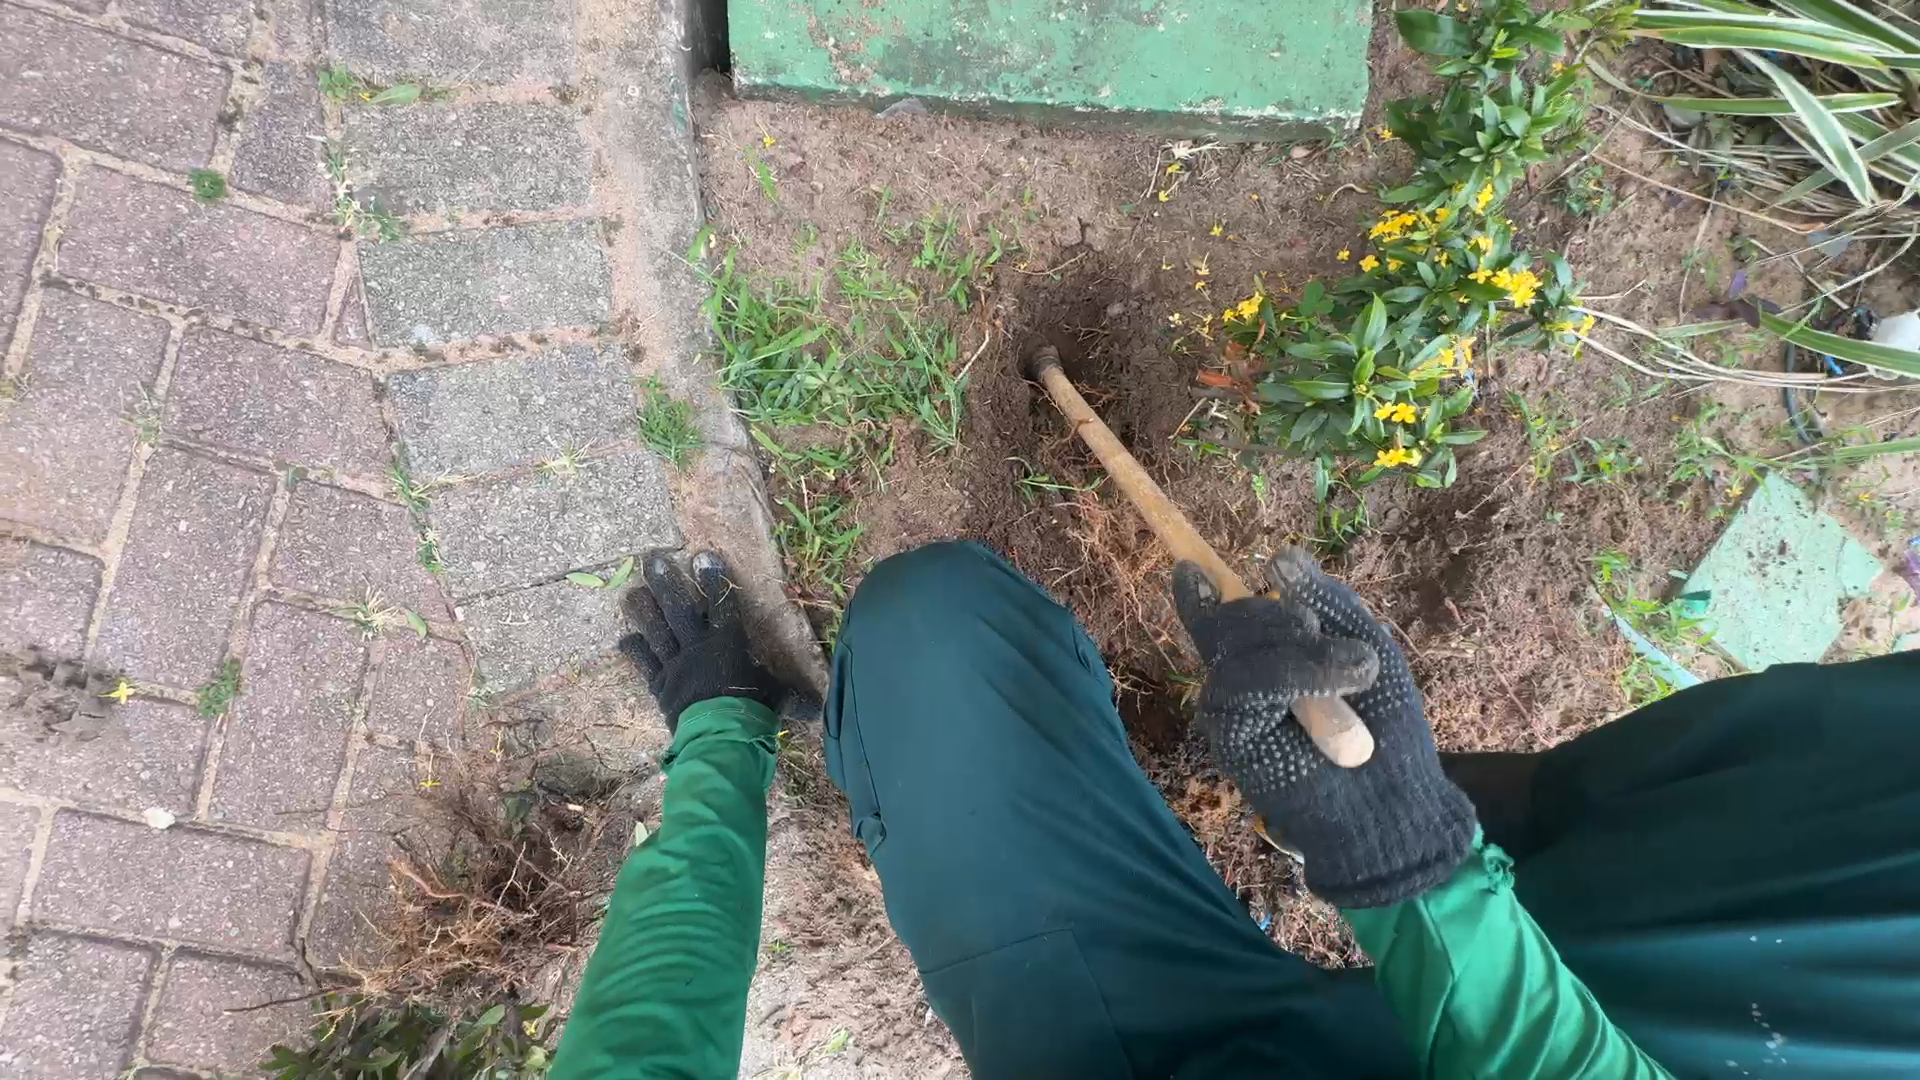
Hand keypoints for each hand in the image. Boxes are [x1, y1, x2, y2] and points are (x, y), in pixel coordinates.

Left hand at [619, 551, 783, 730]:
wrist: (722, 735)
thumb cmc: (754, 709)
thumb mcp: (779, 696)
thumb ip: (794, 693)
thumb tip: (821, 707)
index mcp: (728, 642)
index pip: (722, 604)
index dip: (714, 580)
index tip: (703, 557)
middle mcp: (698, 646)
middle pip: (680, 609)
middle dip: (667, 584)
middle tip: (652, 562)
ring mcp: (676, 664)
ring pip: (657, 631)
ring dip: (645, 611)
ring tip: (632, 592)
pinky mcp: (661, 685)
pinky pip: (646, 664)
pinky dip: (635, 652)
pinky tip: (624, 640)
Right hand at [1173, 548, 1475, 907]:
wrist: (1396, 803)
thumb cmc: (1386, 728)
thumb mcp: (1366, 646)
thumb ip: (1327, 602)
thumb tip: (1279, 556)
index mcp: (1266, 656)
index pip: (1223, 617)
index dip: (1201, 594)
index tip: (1190, 569)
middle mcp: (1238, 677)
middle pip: (1228, 621)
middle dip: (1276, 615)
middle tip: (1321, 632)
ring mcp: (1229, 704)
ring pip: (1235, 647)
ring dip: (1298, 647)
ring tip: (1356, 669)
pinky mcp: (1229, 731)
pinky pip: (1243, 683)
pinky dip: (1292, 673)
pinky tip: (1339, 680)